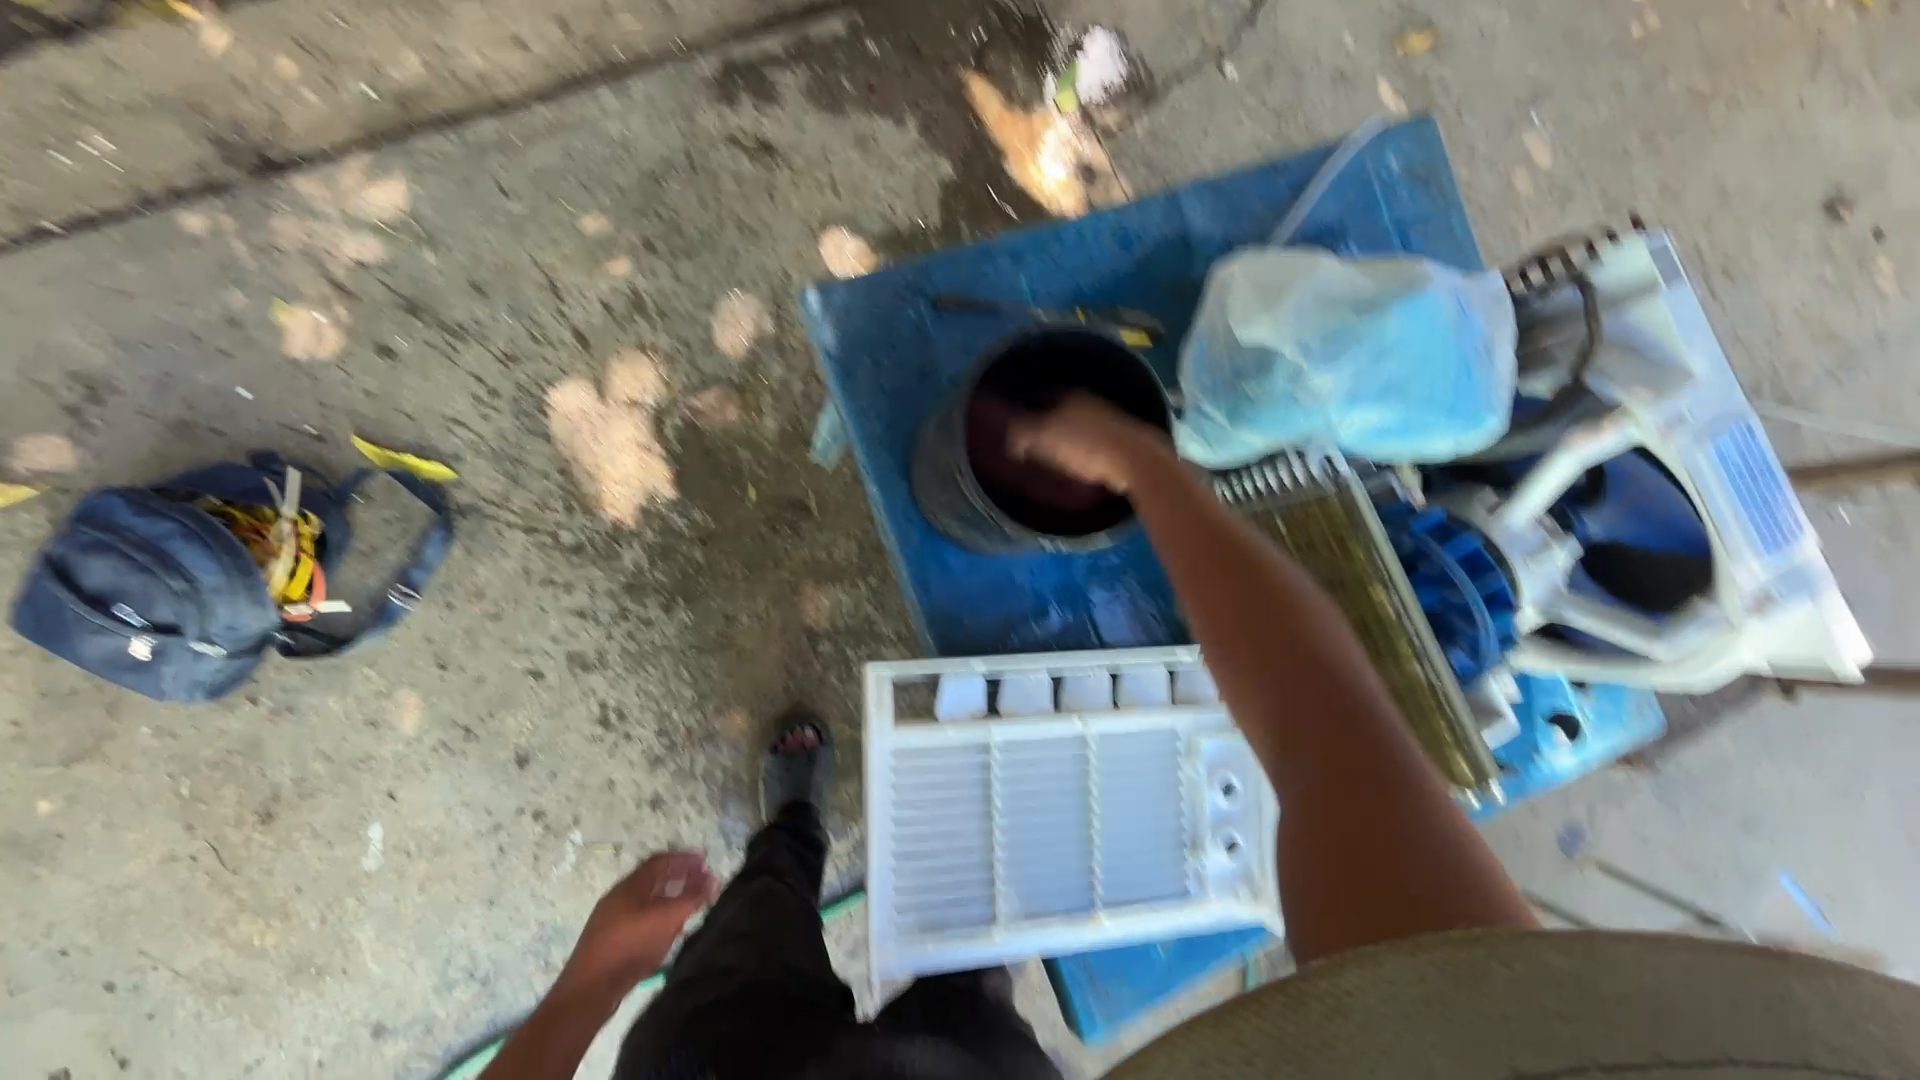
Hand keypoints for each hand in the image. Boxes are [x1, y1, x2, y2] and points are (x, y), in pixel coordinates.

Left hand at [556, 850, 719, 993]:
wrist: (589, 990)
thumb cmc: (631, 946)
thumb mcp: (667, 918)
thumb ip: (692, 898)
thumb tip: (713, 879)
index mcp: (630, 885)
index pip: (660, 860)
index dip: (684, 858)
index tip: (705, 861)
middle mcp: (619, 897)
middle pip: (653, 879)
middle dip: (679, 877)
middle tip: (701, 882)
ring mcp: (612, 919)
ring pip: (646, 901)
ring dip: (670, 898)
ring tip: (689, 907)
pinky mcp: (610, 941)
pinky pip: (640, 919)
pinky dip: (659, 917)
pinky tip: (669, 932)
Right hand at [1006, 393, 1172, 493]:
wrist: (1136, 460)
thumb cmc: (1086, 445)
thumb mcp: (1045, 438)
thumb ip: (1023, 435)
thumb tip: (1009, 439)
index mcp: (1070, 396)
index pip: (1042, 394)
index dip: (1028, 405)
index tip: (1019, 420)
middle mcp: (1092, 401)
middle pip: (1063, 408)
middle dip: (1049, 419)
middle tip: (1035, 437)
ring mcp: (1112, 418)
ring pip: (1083, 423)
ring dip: (1071, 434)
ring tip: (1058, 452)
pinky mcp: (1126, 439)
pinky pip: (1099, 440)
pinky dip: (1088, 447)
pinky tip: (1084, 461)